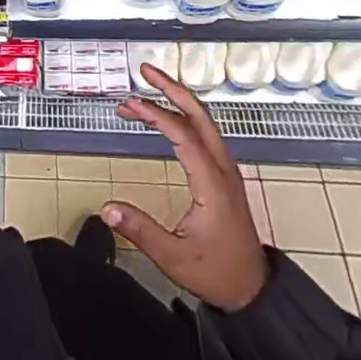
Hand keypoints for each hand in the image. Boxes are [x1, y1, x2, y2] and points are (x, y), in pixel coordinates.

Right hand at [104, 64, 268, 311]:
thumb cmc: (218, 272)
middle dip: (172, 89)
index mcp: (213, 183)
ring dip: (177, 102)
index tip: (131, 103)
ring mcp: (226, 169)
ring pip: (204, 122)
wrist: (252, 287)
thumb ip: (140, 231)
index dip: (156, 115)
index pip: (184, 136)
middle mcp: (223, 168)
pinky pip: (204, 134)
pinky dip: (183, 118)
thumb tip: (108, 208)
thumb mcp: (174, 258)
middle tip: (146, 72)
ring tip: (145, 95)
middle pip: (200, 115)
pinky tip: (166, 121)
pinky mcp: (223, 175)